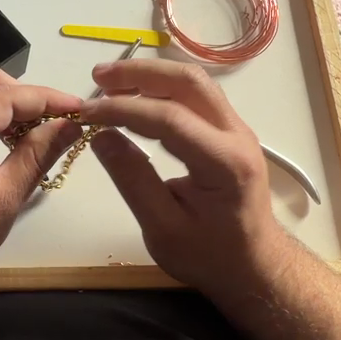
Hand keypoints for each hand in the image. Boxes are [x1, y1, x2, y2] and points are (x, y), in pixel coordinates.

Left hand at [0, 68, 83, 289]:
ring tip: (42, 131)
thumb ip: (36, 156)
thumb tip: (70, 126)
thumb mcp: (1, 200)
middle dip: (30, 97)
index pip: (6, 96)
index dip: (47, 98)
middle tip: (60, 121)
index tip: (80, 109)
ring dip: (12, 104)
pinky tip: (14, 138)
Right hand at [78, 60, 293, 295]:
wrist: (253, 266)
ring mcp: (236, 129)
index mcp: (224, 164)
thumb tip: (101, 137)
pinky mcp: (228, 130)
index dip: (123, 110)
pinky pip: (195, 95)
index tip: (87, 113)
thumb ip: (133, 180)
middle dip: (140, 74)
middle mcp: (236, 135)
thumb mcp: (162, 229)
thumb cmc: (209, 255)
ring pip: (193, 82)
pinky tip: (134, 96)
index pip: (169, 119)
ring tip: (109, 82)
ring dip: (150, 75)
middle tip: (97, 77)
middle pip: (188, 82)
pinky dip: (161, 88)